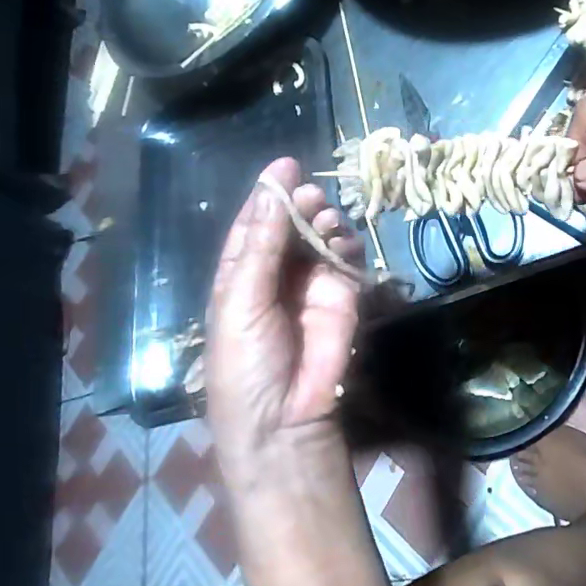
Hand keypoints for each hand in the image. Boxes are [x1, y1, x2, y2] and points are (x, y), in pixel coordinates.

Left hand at [206, 158, 362, 488]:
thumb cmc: (245, 362)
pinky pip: (346, 261)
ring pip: (319, 239)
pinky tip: (342, 242)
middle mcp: (276, 276)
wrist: (286, 420)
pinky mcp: (343, 298)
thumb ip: (262, 243)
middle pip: (290, 227)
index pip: (254, 225)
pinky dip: (346, 246)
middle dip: (300, 206)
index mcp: (240, 275)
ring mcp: (311, 286)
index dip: (268, 196)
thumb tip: (275, 186)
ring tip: (326, 219)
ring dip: (324, 222)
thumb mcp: (241, 300)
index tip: (286, 165)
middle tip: (312, 195)